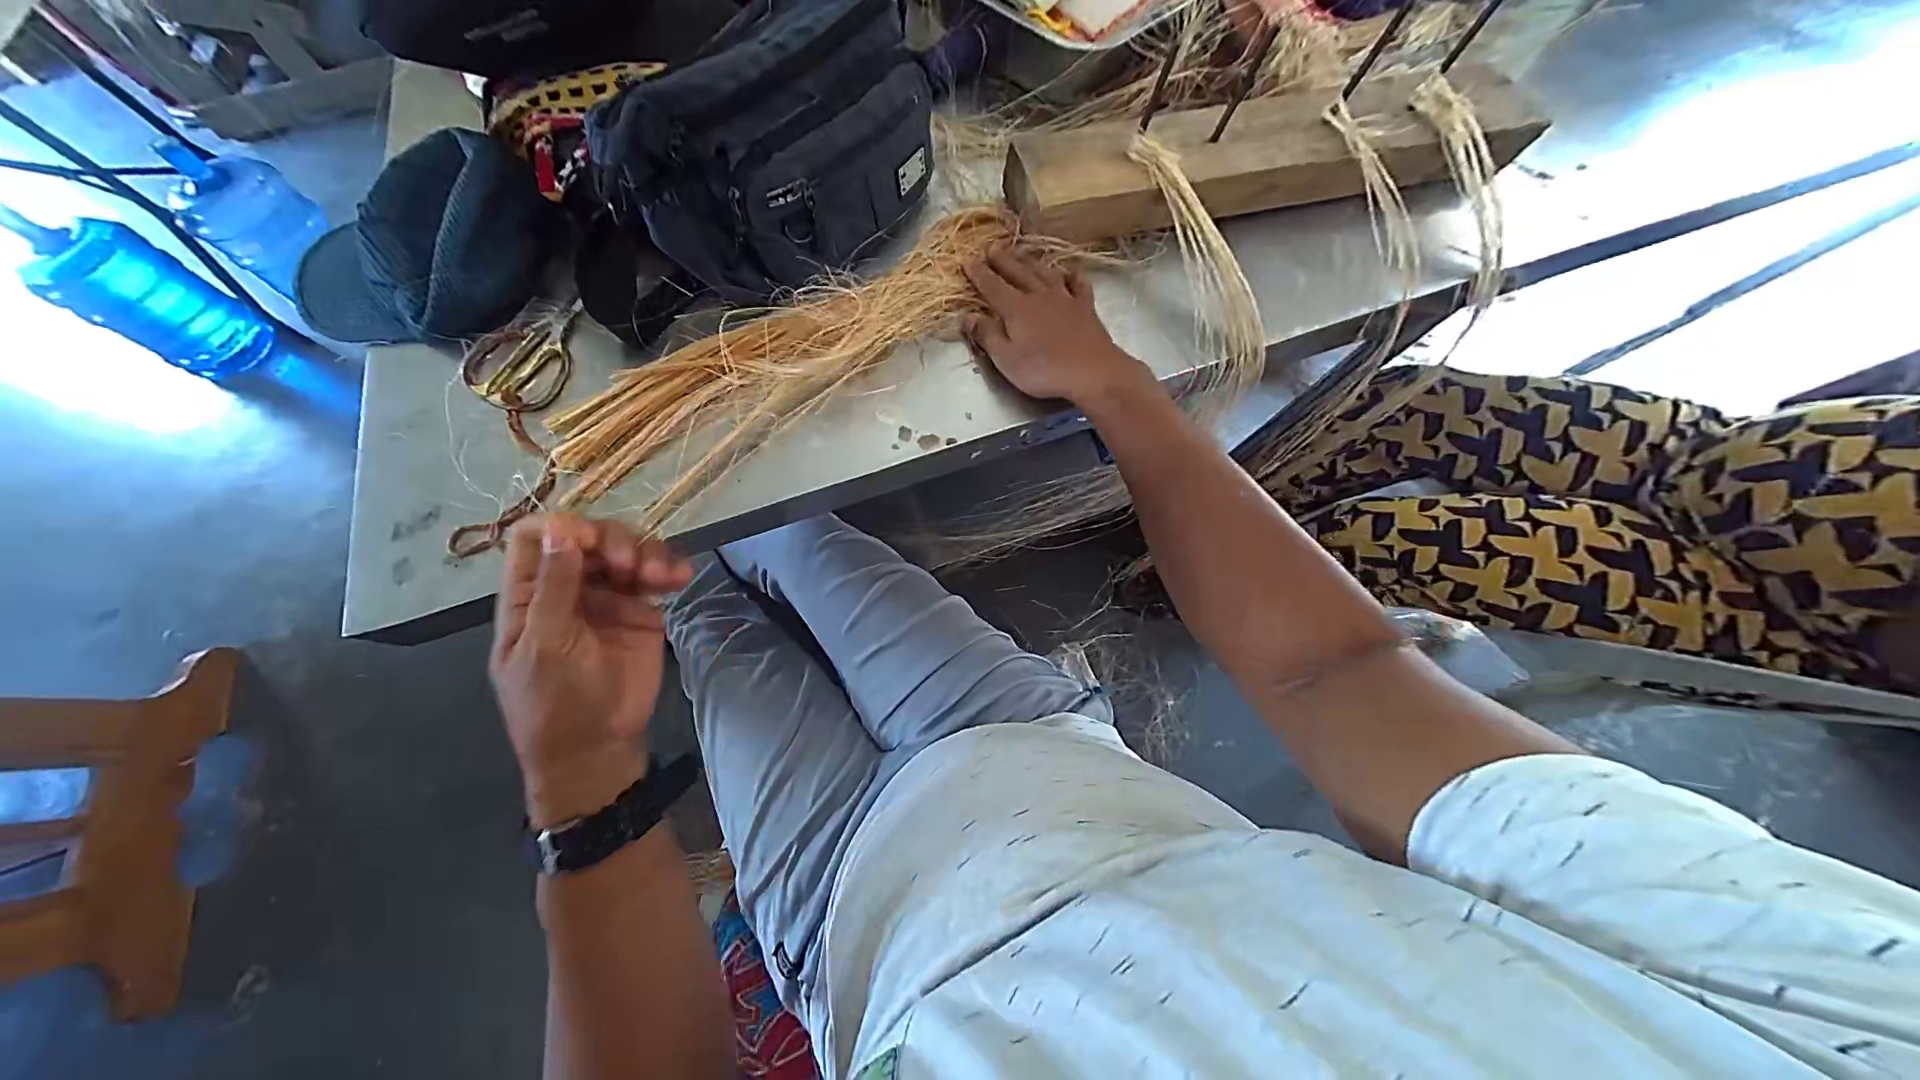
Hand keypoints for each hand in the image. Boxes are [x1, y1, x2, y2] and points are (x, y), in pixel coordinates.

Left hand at [490, 513, 693, 827]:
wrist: (597, 747)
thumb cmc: (554, 703)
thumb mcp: (544, 646)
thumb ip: (554, 588)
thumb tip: (560, 529)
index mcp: (530, 593)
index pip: (533, 537)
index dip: (560, 526)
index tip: (588, 540)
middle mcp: (568, 586)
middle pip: (588, 536)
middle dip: (611, 540)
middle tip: (629, 564)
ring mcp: (608, 597)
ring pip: (626, 550)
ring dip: (645, 552)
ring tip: (660, 576)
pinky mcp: (642, 610)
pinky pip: (655, 576)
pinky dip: (668, 568)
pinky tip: (679, 578)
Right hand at [963, 246, 1157, 410]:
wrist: (1092, 371)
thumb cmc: (1044, 370)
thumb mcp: (1006, 359)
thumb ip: (987, 336)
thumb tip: (967, 317)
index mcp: (1016, 308)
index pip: (992, 286)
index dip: (979, 274)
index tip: (967, 262)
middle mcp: (1039, 296)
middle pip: (1018, 273)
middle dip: (1003, 261)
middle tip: (992, 249)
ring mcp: (1065, 299)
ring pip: (1044, 273)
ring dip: (1031, 262)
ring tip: (1022, 253)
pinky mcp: (1085, 308)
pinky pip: (1077, 284)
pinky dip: (1071, 275)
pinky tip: (1069, 271)